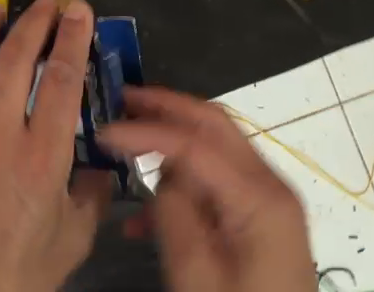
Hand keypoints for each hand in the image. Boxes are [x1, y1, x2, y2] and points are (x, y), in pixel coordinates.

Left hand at [0, 0, 111, 291]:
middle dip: (34, 21)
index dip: (72, 38)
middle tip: (46, 0)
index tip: (79, 9)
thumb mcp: (73, 239)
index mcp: (41, 155)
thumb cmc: (19, 273)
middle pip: (14, 58)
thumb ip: (91, 194)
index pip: (61, 79)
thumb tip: (101, 164)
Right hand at [97, 87, 314, 290]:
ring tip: (126, 148)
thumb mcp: (196, 276)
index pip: (193, 141)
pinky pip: (219, 183)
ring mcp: (270, 201)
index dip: (144, 130)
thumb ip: (174, 212)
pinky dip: (185, 186)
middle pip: (212, 124)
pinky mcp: (263, 219)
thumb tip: (163, 176)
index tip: (103, 131)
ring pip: (214, 148)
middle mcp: (270, 185)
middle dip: (164, 108)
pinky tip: (147, 218)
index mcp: (258, 198)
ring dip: (170, 144)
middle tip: (120, 100)